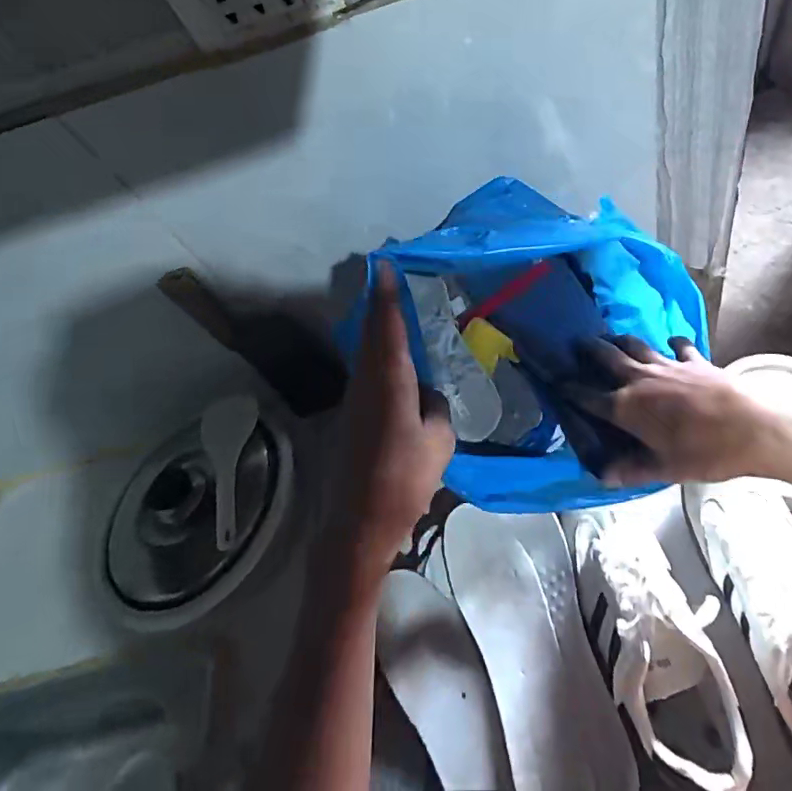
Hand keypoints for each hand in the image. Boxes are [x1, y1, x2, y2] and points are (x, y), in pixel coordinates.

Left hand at [331, 263, 453, 580]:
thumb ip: (436, 409)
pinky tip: (397, 365)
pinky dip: (381, 358)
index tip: (385, 267)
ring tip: (399, 316)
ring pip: (369, 355)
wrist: (358, 524)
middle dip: (382, 306)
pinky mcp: (352, 418)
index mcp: (390, 382)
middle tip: (393, 281)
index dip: (388, 296)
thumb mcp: (439, 442)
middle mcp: (367, 383)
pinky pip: (370, 375)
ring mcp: (355, 401)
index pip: (389, 328)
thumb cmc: (403, 481)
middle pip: (373, 335)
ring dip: (381, 332)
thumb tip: (428, 396)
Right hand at [576, 336, 791, 484]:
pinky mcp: (693, 359)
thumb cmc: (705, 453)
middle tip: (577, 343)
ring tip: (612, 338)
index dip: (568, 388)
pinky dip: (671, 345)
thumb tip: (602, 475)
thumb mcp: (664, 470)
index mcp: (626, 408)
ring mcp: (667, 365)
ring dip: (620, 340)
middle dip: (588, 349)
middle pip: (606, 356)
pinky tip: (671, 345)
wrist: (752, 428)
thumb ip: (631, 470)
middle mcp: (640, 379)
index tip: (554, 380)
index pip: (587, 395)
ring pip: (635, 344)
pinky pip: (677, 346)